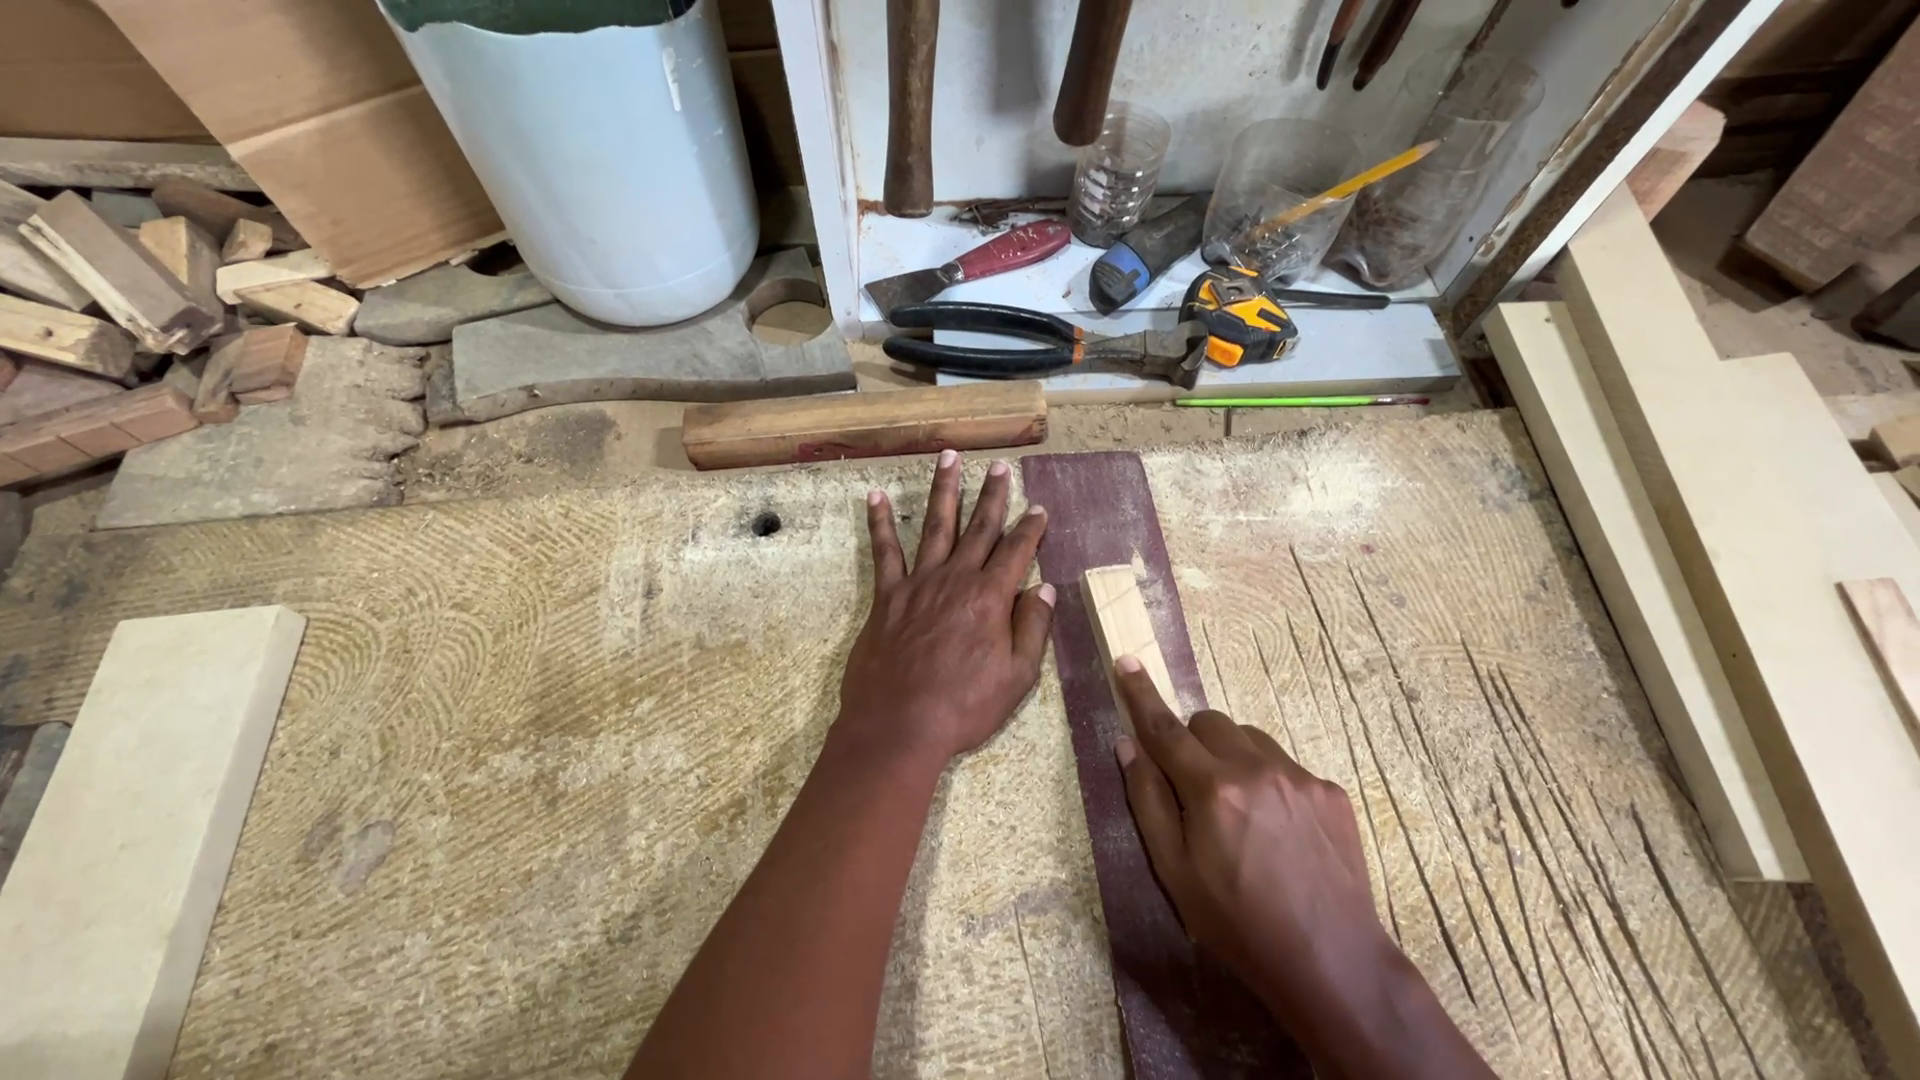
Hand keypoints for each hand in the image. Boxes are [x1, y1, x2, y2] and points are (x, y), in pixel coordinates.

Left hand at [835, 450, 1053, 766]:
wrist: (899, 725)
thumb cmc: (964, 707)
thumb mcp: (1016, 677)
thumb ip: (1032, 629)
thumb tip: (1044, 590)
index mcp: (990, 598)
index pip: (1017, 552)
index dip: (1031, 528)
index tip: (1039, 507)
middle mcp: (955, 580)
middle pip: (978, 528)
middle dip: (992, 496)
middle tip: (1000, 467)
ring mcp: (918, 584)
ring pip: (935, 526)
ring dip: (944, 490)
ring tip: (949, 458)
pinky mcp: (887, 597)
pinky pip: (884, 551)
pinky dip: (880, 522)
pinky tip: (876, 496)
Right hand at [1111, 658, 1390, 1019]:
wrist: (1330, 959)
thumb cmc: (1236, 922)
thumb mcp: (1173, 871)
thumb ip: (1148, 801)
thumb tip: (1128, 745)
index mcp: (1211, 789)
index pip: (1165, 728)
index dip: (1141, 694)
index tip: (1127, 662)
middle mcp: (1256, 769)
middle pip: (1209, 722)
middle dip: (1192, 741)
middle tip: (1192, 788)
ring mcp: (1300, 777)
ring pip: (1249, 738)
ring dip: (1231, 757)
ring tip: (1239, 812)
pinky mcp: (1331, 792)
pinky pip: (1285, 765)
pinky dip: (1268, 781)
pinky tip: (1278, 830)